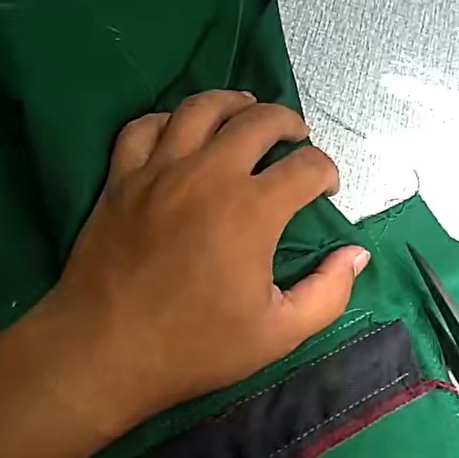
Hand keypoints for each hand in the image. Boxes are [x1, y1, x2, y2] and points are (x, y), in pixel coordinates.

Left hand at [29, 90, 369, 432]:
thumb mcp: (279, 333)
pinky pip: (146, 126)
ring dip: (234, 103)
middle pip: (259, 120)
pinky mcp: (121, 178)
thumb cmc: (194, 346)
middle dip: (289, 123)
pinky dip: (170, 120)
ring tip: (247, 111)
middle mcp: (209, 175)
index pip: (306, 166)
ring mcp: (160, 171)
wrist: (102, 354)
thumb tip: (356, 254)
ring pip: (202, 108)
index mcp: (252, 210)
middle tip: (297, 138)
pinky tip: (182, 132)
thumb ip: (328, 292)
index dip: (327, 171)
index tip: (326, 189)